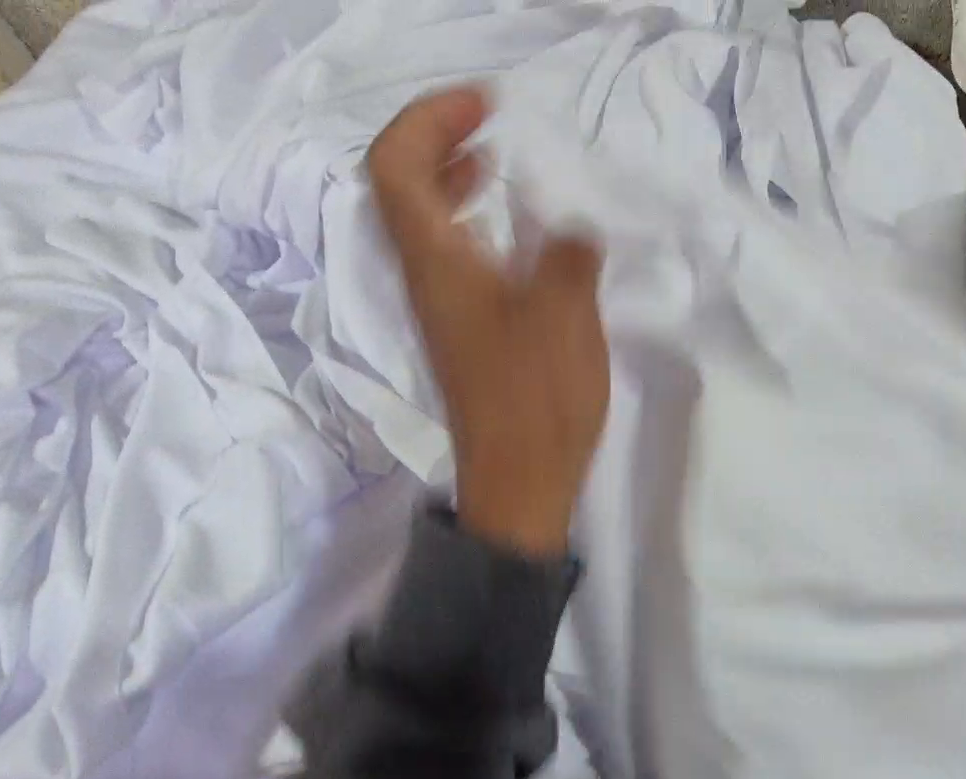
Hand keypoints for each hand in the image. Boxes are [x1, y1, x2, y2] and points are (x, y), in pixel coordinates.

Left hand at [367, 86, 608, 557]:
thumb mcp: (565, 315)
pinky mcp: (463, 337)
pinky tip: (516, 239)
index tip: (485, 108)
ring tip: (496, 166)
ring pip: (425, 226)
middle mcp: (425, 280)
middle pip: (402, 189)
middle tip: (487, 124)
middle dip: (437, 141)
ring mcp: (441, 311)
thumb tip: (570, 230)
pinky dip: (473, 228)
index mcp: (437, 263)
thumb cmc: (536, 399)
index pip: (395, 164)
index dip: (430, 120)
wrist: (518, 482)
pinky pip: (452, 259)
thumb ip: (567, 253)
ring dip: (453, 184)